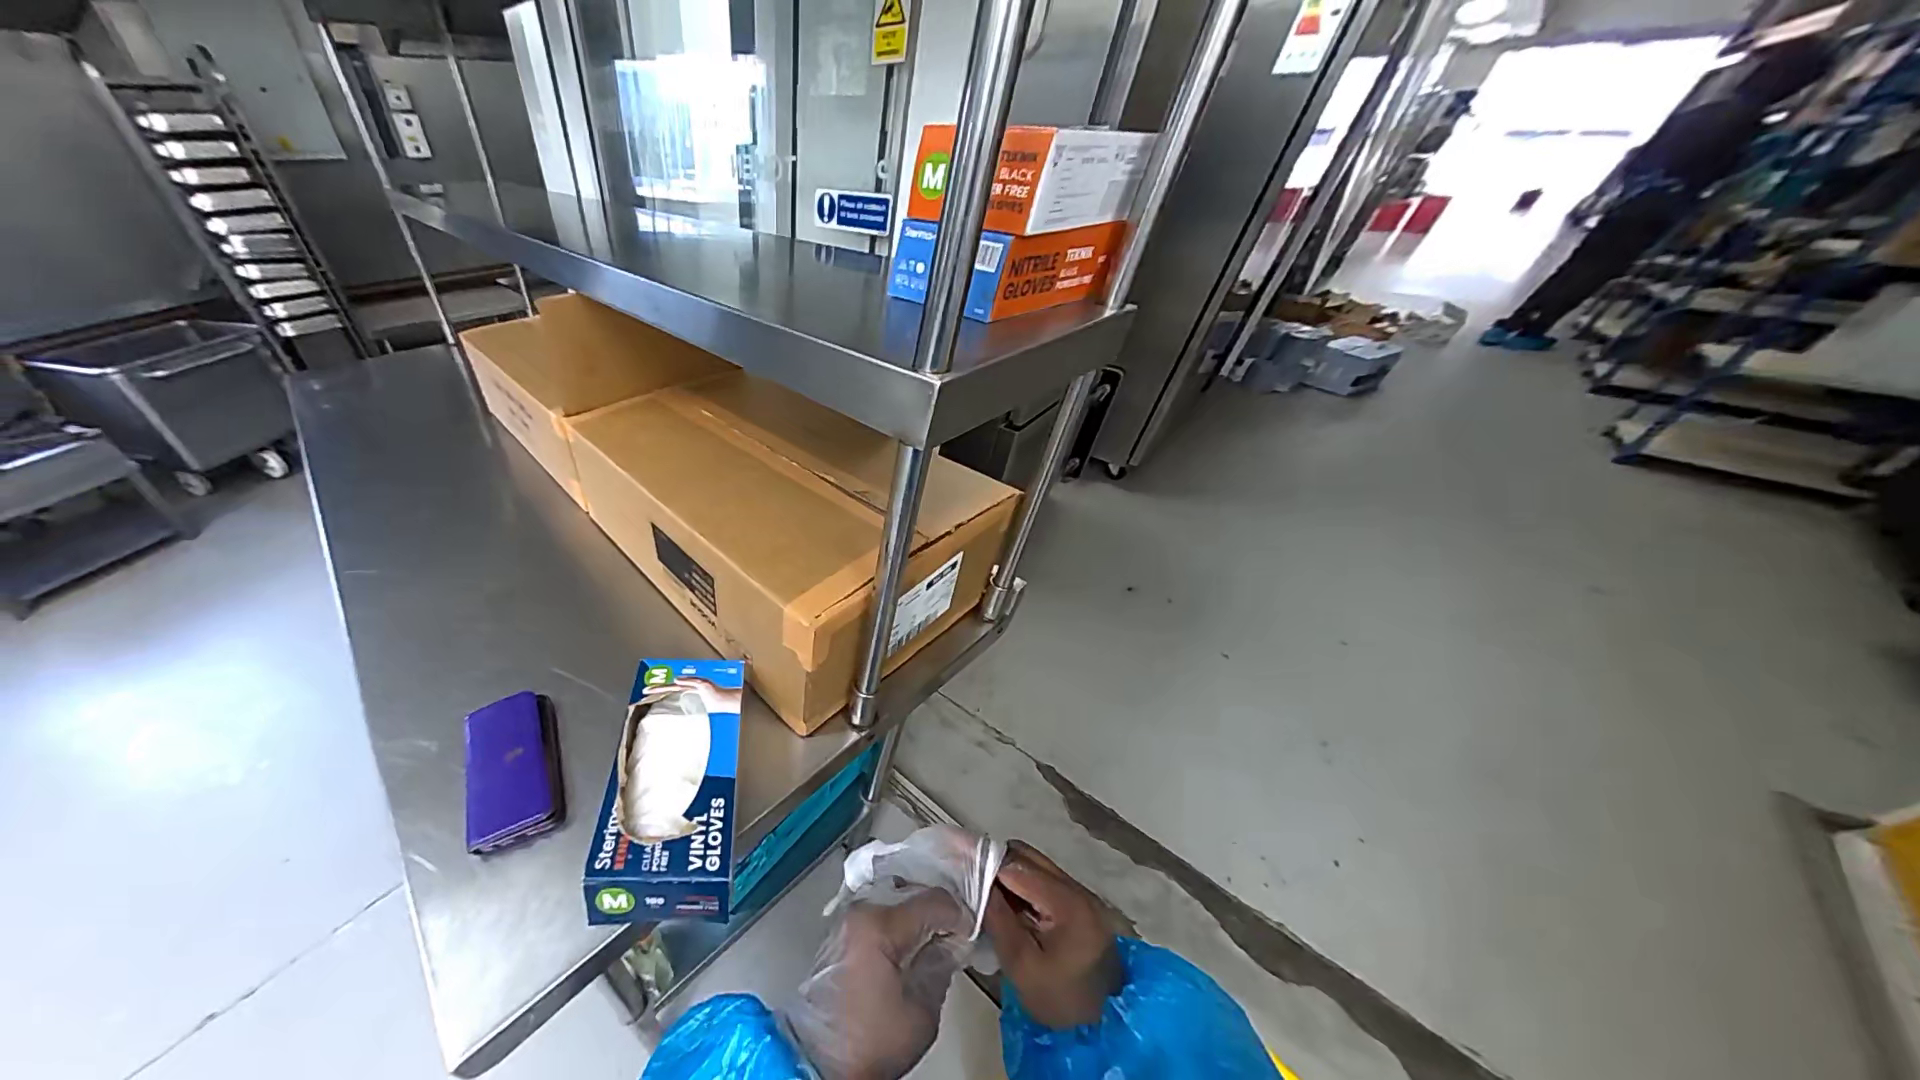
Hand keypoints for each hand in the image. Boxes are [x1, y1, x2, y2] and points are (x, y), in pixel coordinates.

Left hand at [788, 888, 972, 1079]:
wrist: (815, 1064)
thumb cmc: (867, 1044)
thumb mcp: (920, 1013)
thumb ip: (941, 966)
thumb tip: (951, 943)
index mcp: (879, 925)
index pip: (933, 900)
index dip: (959, 914)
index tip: (971, 931)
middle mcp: (860, 912)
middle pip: (912, 891)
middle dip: (938, 910)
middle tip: (957, 931)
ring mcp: (847, 920)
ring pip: (895, 899)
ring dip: (917, 914)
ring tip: (937, 936)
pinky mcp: (840, 933)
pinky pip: (878, 913)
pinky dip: (898, 922)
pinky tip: (912, 942)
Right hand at [981, 841, 1123, 1029]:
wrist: (1106, 1024)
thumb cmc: (1061, 999)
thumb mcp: (1021, 966)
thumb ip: (998, 920)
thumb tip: (978, 883)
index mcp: (1067, 902)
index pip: (1018, 866)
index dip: (987, 867)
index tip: (963, 874)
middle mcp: (1077, 887)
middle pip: (1028, 857)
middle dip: (997, 865)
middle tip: (975, 886)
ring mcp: (1081, 892)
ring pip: (1036, 864)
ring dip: (1011, 874)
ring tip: (989, 896)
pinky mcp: (1081, 902)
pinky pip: (1045, 878)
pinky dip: (1024, 884)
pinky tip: (1010, 905)